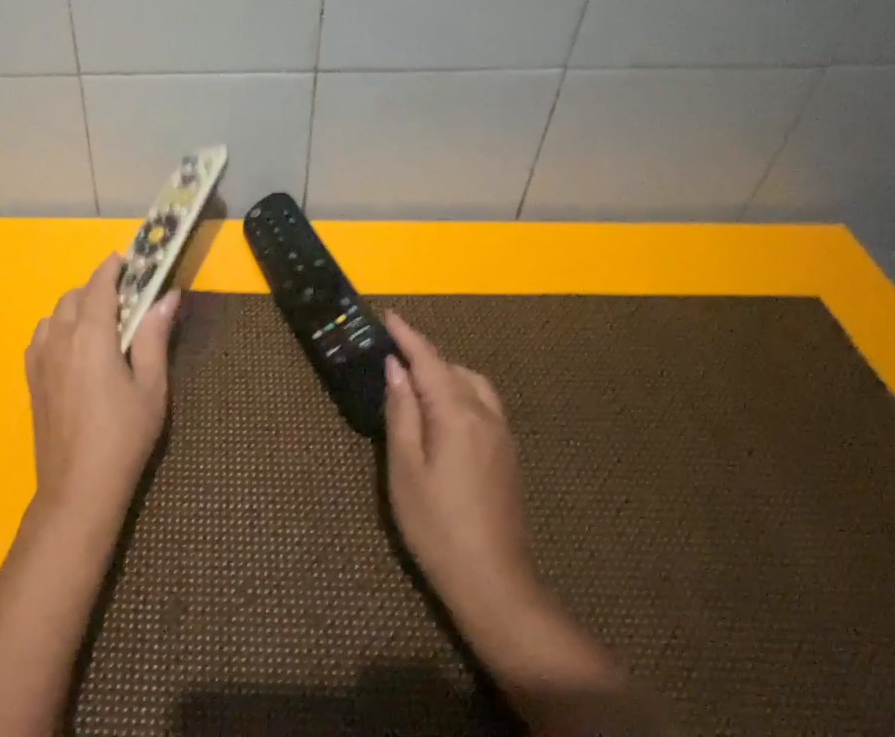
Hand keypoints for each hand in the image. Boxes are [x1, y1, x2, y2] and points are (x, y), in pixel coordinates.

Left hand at [23, 253, 177, 523]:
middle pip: (74, 296)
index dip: (113, 268)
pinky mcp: (32, 379)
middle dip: (97, 288)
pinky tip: (74, 348)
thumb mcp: (151, 387)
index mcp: (91, 335)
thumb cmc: (124, 436)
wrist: (78, 486)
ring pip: (54, 315)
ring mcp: (40, 359)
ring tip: (101, 324)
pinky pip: (42, 337)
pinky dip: (58, 328)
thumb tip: (167, 296)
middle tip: (125, 300)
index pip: (99, 286)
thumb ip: (155, 337)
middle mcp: (59, 339)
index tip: (128, 259)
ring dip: (76, 308)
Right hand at [382, 311, 538, 615]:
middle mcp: (486, 416)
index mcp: (458, 415)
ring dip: (445, 372)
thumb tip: (395, 369)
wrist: (492, 578)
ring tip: (415, 378)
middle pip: (454, 369)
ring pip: (474, 385)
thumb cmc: (435, 525)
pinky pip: (484, 404)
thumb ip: (402, 413)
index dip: (408, 337)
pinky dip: (460, 391)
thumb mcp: (405, 469)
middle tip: (392, 351)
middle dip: (425, 354)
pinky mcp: (507, 454)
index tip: (387, 315)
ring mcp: (502, 435)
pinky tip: (443, 410)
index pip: (430, 361)